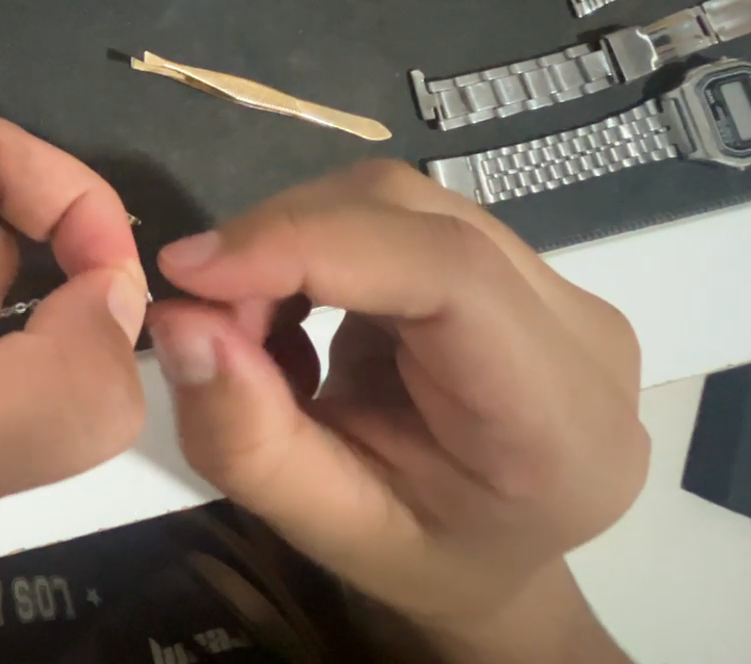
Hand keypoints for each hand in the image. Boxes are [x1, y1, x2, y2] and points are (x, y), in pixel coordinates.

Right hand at [148, 162, 645, 661]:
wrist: (488, 553)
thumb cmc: (417, 552)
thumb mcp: (320, 526)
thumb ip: (246, 439)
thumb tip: (178, 320)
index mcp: (556, 420)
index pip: (446, 272)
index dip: (305, 247)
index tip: (187, 270)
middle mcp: (572, 326)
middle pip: (402, 212)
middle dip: (275, 244)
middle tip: (207, 316)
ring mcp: (542, 279)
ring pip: (381, 197)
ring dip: (282, 242)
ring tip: (247, 323)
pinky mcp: (495, 256)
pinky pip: (375, 211)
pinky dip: (300, 245)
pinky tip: (287, 308)